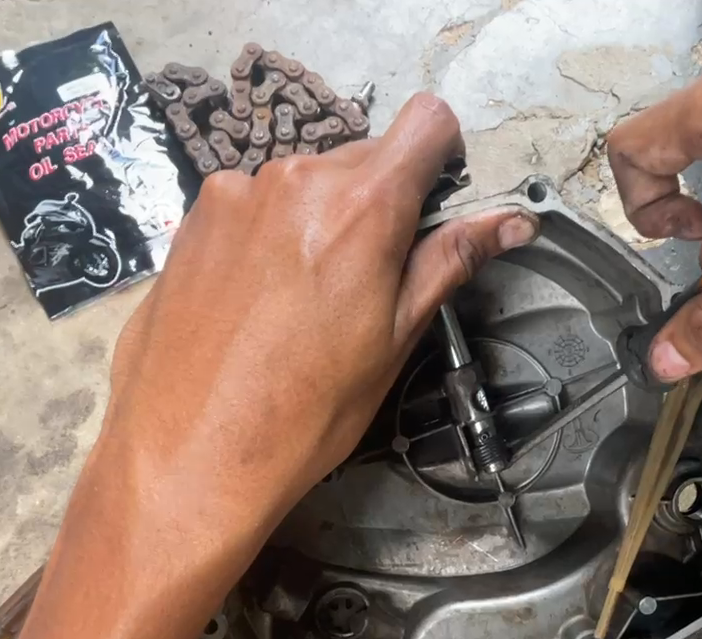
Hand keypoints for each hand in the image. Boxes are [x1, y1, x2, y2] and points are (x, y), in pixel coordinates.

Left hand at [104, 93, 537, 522]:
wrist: (190, 453)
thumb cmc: (308, 411)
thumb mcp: (395, 341)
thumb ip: (449, 264)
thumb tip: (511, 222)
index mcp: (361, 206)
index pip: (427, 123)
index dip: (443, 161)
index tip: (434, 211)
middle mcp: (295, 177)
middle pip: (364, 160)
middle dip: (380, 209)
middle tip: (368, 288)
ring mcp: (236, 193)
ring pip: (307, 185)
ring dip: (322, 225)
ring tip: (305, 305)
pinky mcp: (194, 218)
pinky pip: (255, 206)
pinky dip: (272, 236)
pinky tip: (258, 302)